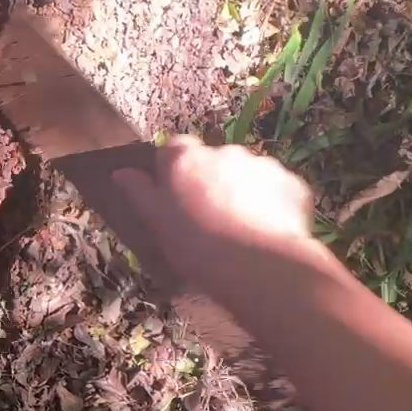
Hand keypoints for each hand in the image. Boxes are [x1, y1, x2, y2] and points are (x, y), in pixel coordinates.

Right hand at [113, 137, 324, 288]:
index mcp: (186, 160)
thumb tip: (120, 173)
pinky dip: (265, 202)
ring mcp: (262, 165)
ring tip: (234, 225)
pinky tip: (259, 229)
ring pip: (243, 172)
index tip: (170, 193)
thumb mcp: (156, 222)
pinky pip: (272, 187)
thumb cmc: (192, 243)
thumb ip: (139, 192)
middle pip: (211, 159)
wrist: (255, 264)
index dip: (171, 168)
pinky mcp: (291, 182)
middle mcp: (225, 152)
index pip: (173, 146)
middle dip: (207, 179)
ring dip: (237, 189)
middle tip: (202, 215)